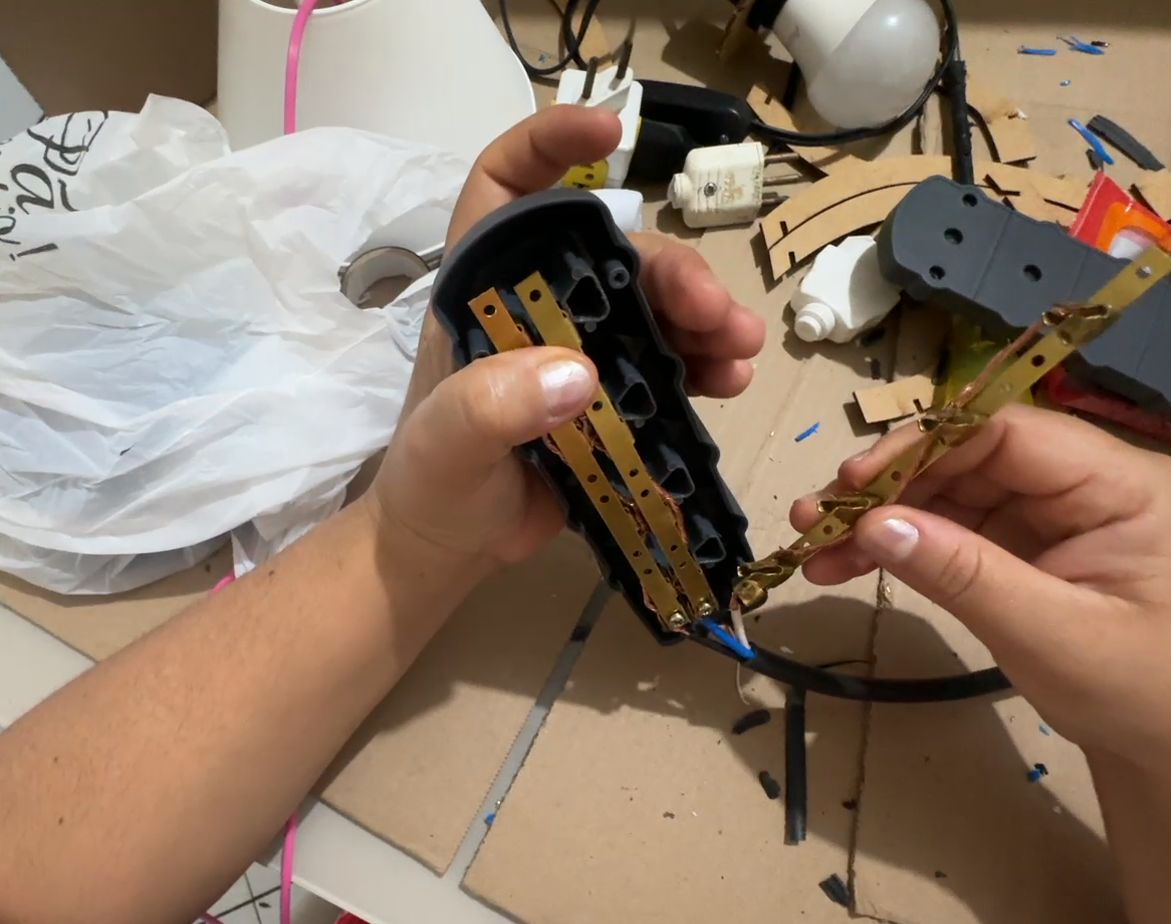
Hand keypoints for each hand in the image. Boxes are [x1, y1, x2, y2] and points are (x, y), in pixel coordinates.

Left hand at [368, 106, 764, 565]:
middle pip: (611, 260)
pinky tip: (727, 383)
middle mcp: (533, 313)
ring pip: (649, 313)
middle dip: (671, 274)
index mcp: (481, 297)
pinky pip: (663, 370)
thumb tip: (578, 373)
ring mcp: (574, 357)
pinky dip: (699, 369)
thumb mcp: (447, 445)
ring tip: (739, 352)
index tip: (610, 130)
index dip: (548, 146)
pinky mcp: (605, 403)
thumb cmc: (431, 486)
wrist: (448, 546)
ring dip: (702, 322)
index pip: (503, 191)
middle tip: (717, 314)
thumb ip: (491, 406)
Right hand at [795, 405, 1170, 769]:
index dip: (920, 448)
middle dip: (883, 489)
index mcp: (1116, 484)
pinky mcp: (1018, 551)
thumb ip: (960, 573)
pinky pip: (944, 533)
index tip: (852, 483)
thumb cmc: (1148, 695)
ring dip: (875, 521)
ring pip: (942, 496)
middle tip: (812, 519)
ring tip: (812, 548)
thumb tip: (871, 524)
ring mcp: (1044, 519)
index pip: (1002, 434)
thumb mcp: (1050, 634)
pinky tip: (842, 566)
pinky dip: (894, 549)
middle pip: (960, 461)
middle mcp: (1076, 486)